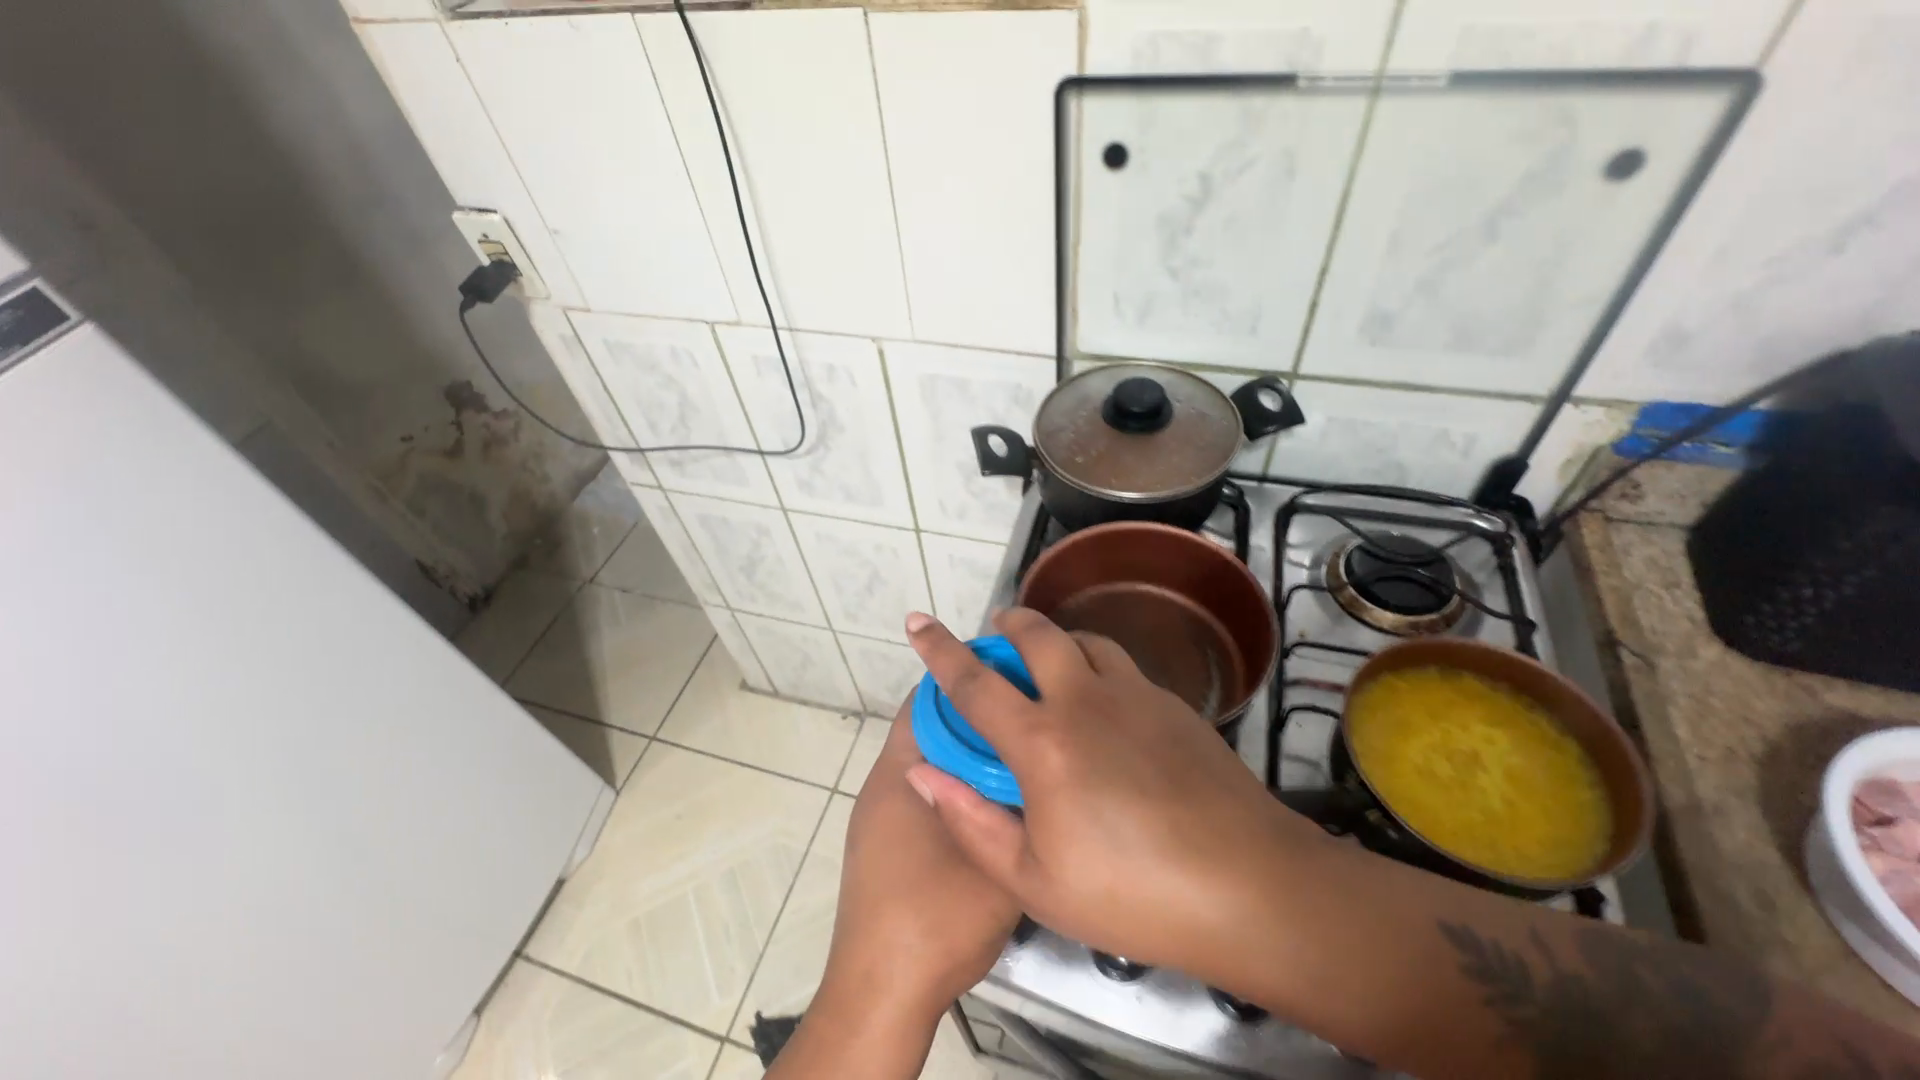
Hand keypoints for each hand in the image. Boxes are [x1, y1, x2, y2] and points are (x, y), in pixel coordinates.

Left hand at [817, 698, 1020, 1020]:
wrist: (883, 991)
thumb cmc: (937, 915)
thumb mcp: (997, 854)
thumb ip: (1017, 803)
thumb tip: (1039, 762)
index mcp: (901, 772)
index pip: (930, 700)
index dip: (973, 682)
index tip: (1021, 681)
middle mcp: (884, 785)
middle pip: (933, 732)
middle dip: (980, 723)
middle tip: (1035, 724)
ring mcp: (880, 820)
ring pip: (933, 769)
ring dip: (971, 762)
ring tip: (1026, 765)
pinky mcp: (886, 851)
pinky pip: (927, 800)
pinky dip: (960, 795)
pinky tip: (998, 816)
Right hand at [901, 607, 1335, 984]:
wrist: (1249, 887)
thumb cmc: (1132, 895)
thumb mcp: (1035, 882)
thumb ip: (972, 823)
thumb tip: (923, 774)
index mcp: (1043, 742)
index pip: (975, 683)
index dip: (940, 650)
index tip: (917, 621)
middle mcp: (1087, 703)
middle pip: (1039, 636)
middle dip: (1008, 624)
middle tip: (994, 630)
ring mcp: (1139, 698)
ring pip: (1088, 642)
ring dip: (1058, 639)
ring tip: (1047, 660)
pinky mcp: (1178, 709)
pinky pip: (1125, 670)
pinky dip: (1098, 668)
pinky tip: (1105, 707)